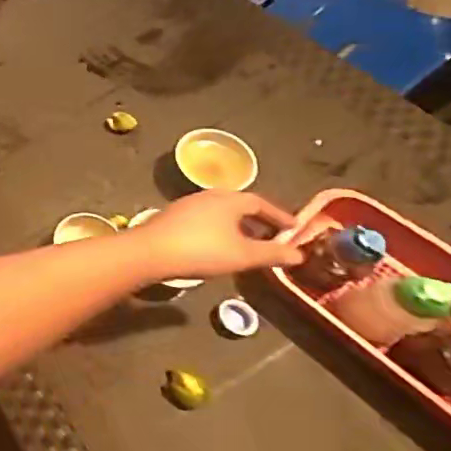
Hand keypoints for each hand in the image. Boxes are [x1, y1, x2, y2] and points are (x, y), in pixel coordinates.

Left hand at [128, 191, 301, 279]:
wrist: (151, 251)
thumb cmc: (203, 250)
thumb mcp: (244, 255)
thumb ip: (273, 253)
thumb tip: (299, 254)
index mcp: (228, 199)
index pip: (260, 202)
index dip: (279, 215)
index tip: (295, 228)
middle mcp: (207, 195)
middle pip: (239, 204)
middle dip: (260, 219)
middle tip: (275, 235)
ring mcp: (188, 203)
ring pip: (221, 211)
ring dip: (240, 224)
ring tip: (251, 242)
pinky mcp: (174, 215)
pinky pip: (206, 217)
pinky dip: (222, 227)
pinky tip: (222, 244)